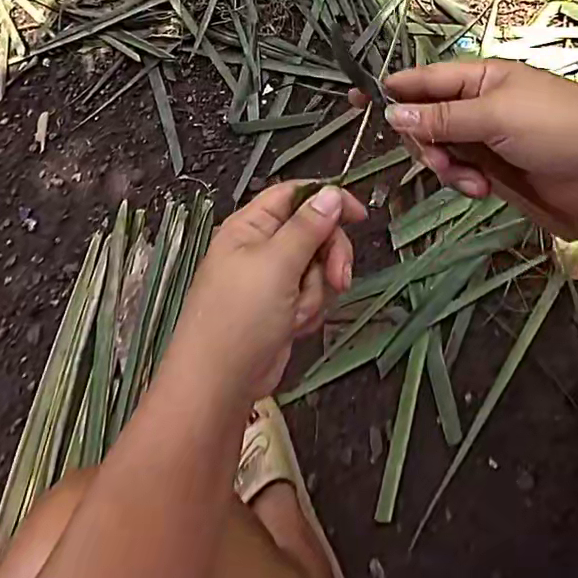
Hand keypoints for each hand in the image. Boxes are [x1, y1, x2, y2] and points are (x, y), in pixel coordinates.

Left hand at [170, 182, 365, 404]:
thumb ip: (308, 226)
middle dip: (329, 256)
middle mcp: (262, 247)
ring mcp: (273, 278)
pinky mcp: (282, 305)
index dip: (327, 199)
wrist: (220, 384)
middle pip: (315, 232)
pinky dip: (310, 309)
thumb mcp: (277, 264)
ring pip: (319, 266)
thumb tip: (331, 193)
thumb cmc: (239, 317)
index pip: (295, 195)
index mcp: (251, 226)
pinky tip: (294, 325)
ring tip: (296, 312)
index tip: (358, 215)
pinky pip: (313, 293)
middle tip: (337, 277)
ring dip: (317, 289)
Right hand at [361, 59, 577, 228]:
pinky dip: (467, 182)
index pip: (423, 80)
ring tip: (473, 180)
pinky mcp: (497, 166)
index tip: (357, 100)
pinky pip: (464, 172)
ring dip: (449, 168)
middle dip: (427, 143)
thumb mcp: (494, 115)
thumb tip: (392, 112)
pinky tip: (484, 189)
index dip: (392, 90)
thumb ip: (441, 118)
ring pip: (442, 151)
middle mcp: (479, 103)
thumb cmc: (556, 125)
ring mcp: (488, 136)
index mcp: (479, 77)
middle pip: (427, 121)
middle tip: (439, 159)